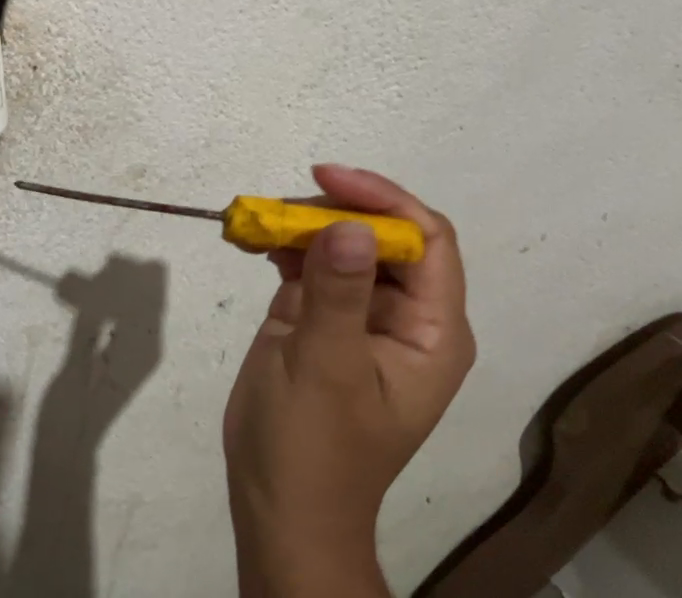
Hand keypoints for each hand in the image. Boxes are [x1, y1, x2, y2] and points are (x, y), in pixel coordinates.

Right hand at [222, 165, 474, 595]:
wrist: (279, 502)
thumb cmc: (313, 445)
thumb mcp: (326, 366)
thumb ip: (339, 294)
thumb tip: (351, 225)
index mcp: (431, 333)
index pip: (426, 243)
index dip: (382, 201)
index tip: (324, 178)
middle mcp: (403, 319)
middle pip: (383, 239)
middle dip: (333, 211)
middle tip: (275, 204)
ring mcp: (357, 319)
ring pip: (342, 249)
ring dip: (302, 226)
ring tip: (254, 218)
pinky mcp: (317, 322)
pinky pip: (309, 268)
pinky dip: (282, 248)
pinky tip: (250, 239)